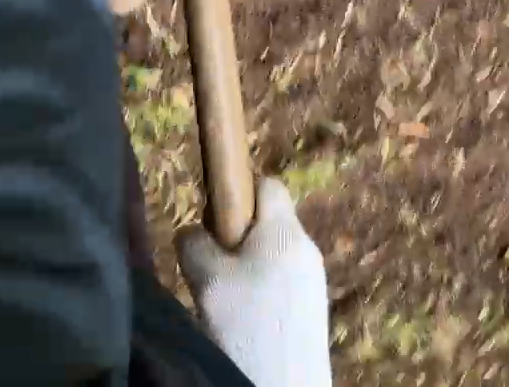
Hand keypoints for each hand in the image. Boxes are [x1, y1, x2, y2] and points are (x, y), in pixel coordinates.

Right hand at [179, 180, 331, 386]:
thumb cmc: (247, 325)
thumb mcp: (207, 278)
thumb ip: (194, 242)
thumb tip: (194, 233)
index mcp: (286, 230)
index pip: (268, 183)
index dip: (238, 191)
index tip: (215, 218)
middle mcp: (307, 247)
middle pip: (269, 220)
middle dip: (238, 235)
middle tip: (215, 266)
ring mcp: (314, 280)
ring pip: (272, 253)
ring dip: (247, 266)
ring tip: (226, 299)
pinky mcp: (313, 309)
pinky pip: (282, 281)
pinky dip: (261, 290)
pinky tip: (245, 321)